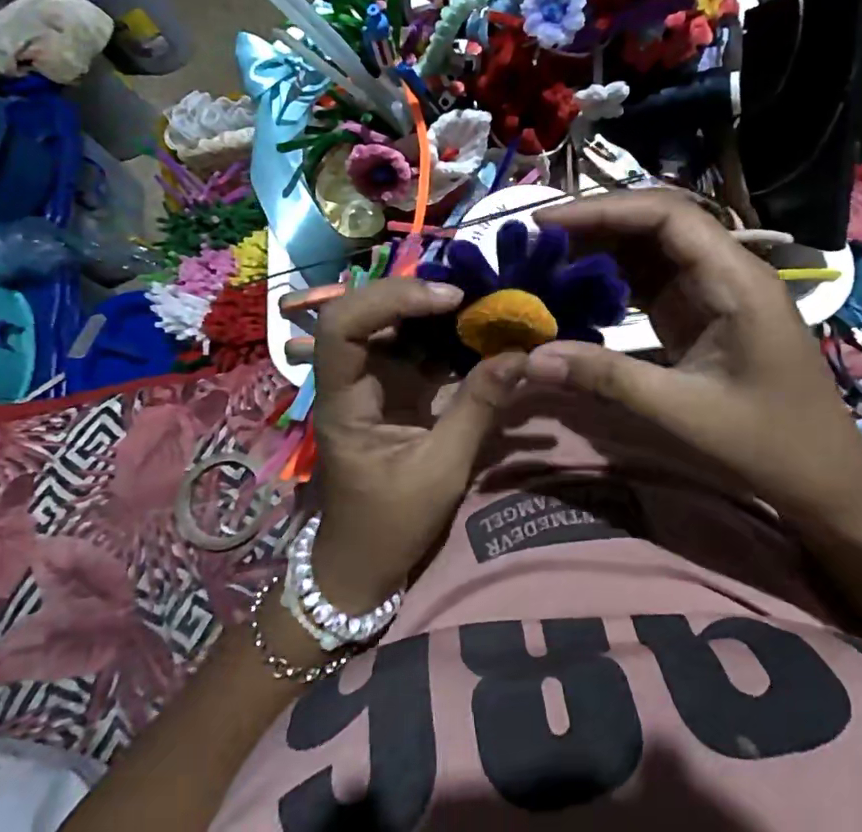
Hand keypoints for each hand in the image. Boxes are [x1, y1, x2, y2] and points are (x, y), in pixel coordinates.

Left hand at [295, 279, 524, 609]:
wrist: (364, 564)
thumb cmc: (391, 524)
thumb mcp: (441, 469)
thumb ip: (477, 408)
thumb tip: (519, 356)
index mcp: (343, 400)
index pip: (343, 325)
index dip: (390, 298)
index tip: (447, 299)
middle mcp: (351, 381)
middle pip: (367, 314)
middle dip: (417, 298)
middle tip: (472, 297)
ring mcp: (373, 385)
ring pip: (396, 328)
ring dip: (436, 315)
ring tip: (484, 310)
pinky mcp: (395, 394)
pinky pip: (418, 352)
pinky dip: (447, 340)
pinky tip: (480, 336)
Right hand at [525, 191, 861, 512]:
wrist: (823, 477)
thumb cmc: (768, 443)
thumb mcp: (683, 412)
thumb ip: (607, 378)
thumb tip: (533, 359)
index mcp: (736, 281)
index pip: (667, 215)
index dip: (604, 209)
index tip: (547, 222)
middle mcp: (728, 272)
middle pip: (657, 223)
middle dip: (597, 225)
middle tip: (537, 240)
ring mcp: (716, 292)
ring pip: (653, 250)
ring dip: (603, 250)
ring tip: (547, 261)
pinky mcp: (705, 314)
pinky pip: (655, 281)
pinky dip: (616, 281)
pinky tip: (579, 290)